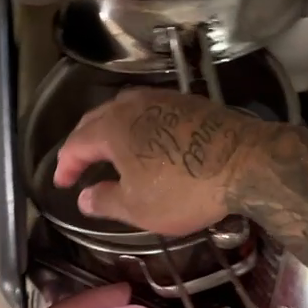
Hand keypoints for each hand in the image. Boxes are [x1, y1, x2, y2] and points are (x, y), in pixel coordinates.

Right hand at [53, 88, 266, 236]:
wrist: (245, 163)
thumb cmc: (184, 190)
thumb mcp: (139, 208)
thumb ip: (106, 201)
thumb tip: (84, 198)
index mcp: (112, 128)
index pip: (76, 143)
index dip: (65, 165)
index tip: (62, 184)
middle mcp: (133, 105)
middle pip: (97, 120)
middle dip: (83, 143)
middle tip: (78, 165)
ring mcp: (163, 99)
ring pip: (124, 111)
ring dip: (110, 131)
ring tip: (108, 152)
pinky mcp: (189, 103)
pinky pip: (150, 112)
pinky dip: (138, 128)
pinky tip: (145, 142)